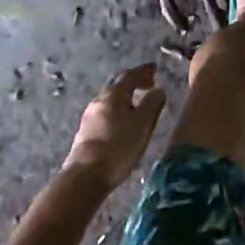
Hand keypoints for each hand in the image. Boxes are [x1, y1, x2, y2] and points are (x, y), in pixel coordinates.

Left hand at [62, 64, 166, 189]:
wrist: (85, 176)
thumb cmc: (119, 148)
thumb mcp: (143, 126)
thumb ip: (153, 105)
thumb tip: (159, 90)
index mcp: (114, 94)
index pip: (130, 75)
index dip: (143, 70)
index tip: (154, 68)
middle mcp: (100, 100)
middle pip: (118, 83)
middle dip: (134, 80)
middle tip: (149, 83)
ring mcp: (90, 115)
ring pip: (110, 98)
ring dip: (125, 95)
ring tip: (138, 103)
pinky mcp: (86, 130)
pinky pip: (105, 111)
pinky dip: (118, 108)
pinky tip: (122, 121)